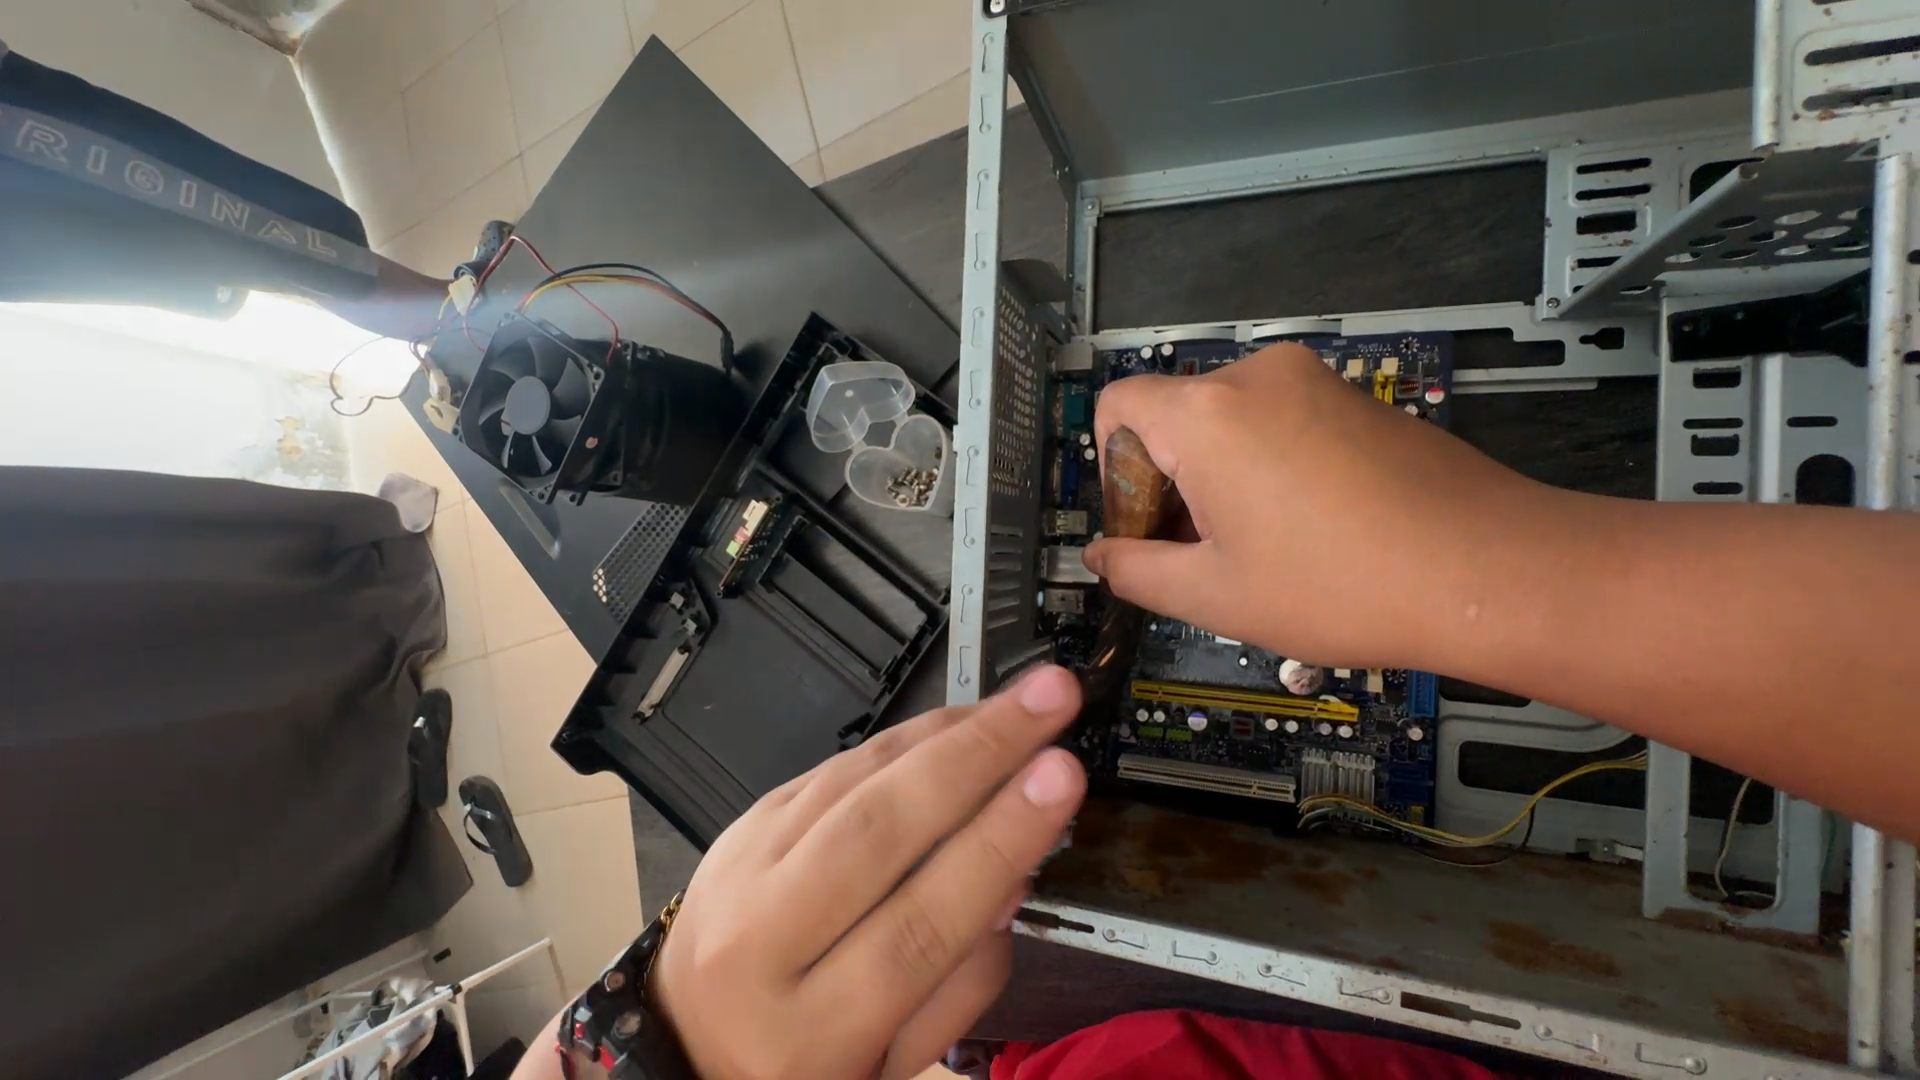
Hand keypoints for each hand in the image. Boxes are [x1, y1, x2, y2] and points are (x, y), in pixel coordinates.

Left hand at [649, 666, 1087, 1079]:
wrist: (687, 1035)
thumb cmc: (806, 1065)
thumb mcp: (891, 1067)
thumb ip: (962, 982)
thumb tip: (1011, 874)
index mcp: (809, 1034)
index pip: (918, 927)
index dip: (996, 843)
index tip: (1060, 776)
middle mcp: (762, 941)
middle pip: (877, 831)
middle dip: (977, 756)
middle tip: (1049, 701)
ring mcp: (745, 867)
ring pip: (855, 782)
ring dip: (946, 733)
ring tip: (1016, 702)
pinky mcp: (746, 821)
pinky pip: (836, 765)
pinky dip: (906, 738)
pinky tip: (958, 722)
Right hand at [1083, 343, 1546, 669]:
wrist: (1494, 573)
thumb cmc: (1337, 586)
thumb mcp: (1214, 595)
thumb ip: (1135, 571)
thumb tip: (1101, 556)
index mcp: (1206, 414)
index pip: (1116, 406)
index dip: (1111, 471)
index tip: (1145, 527)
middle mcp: (1255, 377)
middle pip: (1170, 416)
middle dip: (1165, 482)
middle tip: (1198, 552)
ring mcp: (1313, 381)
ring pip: (1224, 421)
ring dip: (1214, 478)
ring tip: (1256, 546)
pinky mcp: (1356, 399)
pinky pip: (1277, 420)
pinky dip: (1263, 465)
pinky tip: (1304, 526)